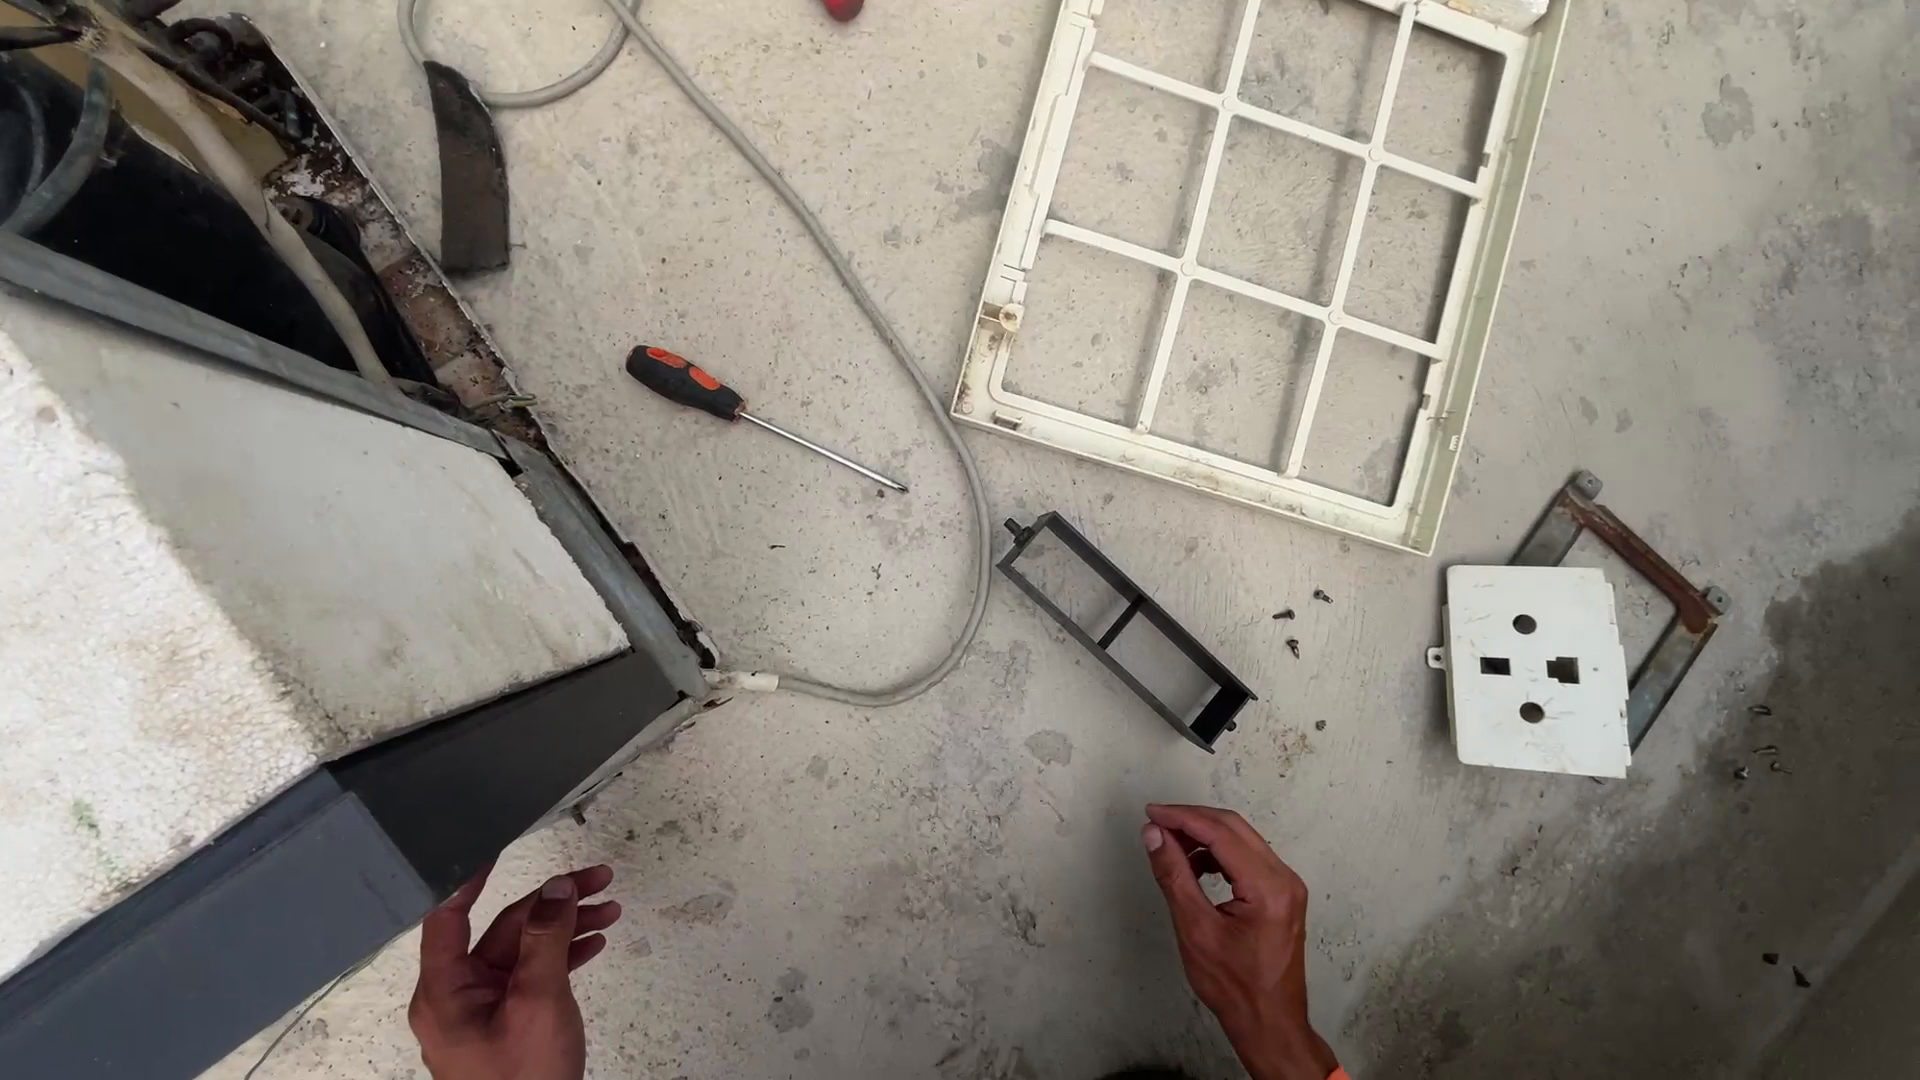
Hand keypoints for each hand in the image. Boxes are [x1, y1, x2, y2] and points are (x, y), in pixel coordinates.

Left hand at [409, 865, 622, 1079]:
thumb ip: (546, 939)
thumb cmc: (524, 1076)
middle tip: (601, 878)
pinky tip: (597, 941)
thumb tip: (557, 886)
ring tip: (612, 908)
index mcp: (446, 991)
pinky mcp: (511, 1017)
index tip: (499, 844)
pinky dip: (568, 952)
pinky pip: (537, 970)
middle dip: (556, 901)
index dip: (469, 878)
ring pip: (529, 946)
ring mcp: (487, 1006)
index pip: (447, 919)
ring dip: (570, 924)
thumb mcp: (538, 1001)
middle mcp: (460, 994)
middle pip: (506, 927)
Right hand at [1141, 804, 1338, 1079]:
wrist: (1269, 1025)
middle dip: (1191, 819)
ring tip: (1170, 844)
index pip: (1220, 833)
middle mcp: (1284, 878)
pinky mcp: (1281, 893)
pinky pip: (1247, 856)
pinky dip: (1218, 851)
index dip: (1181, 817)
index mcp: (1268, 887)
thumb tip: (1154, 833)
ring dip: (1204, 834)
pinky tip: (1194, 864)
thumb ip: (1174, 875)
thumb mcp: (1194, 928)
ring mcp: (1286, 885)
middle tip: (1156, 822)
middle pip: (1233, 827)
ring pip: (1240, 838)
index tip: (1150, 813)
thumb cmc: (1232, 985)